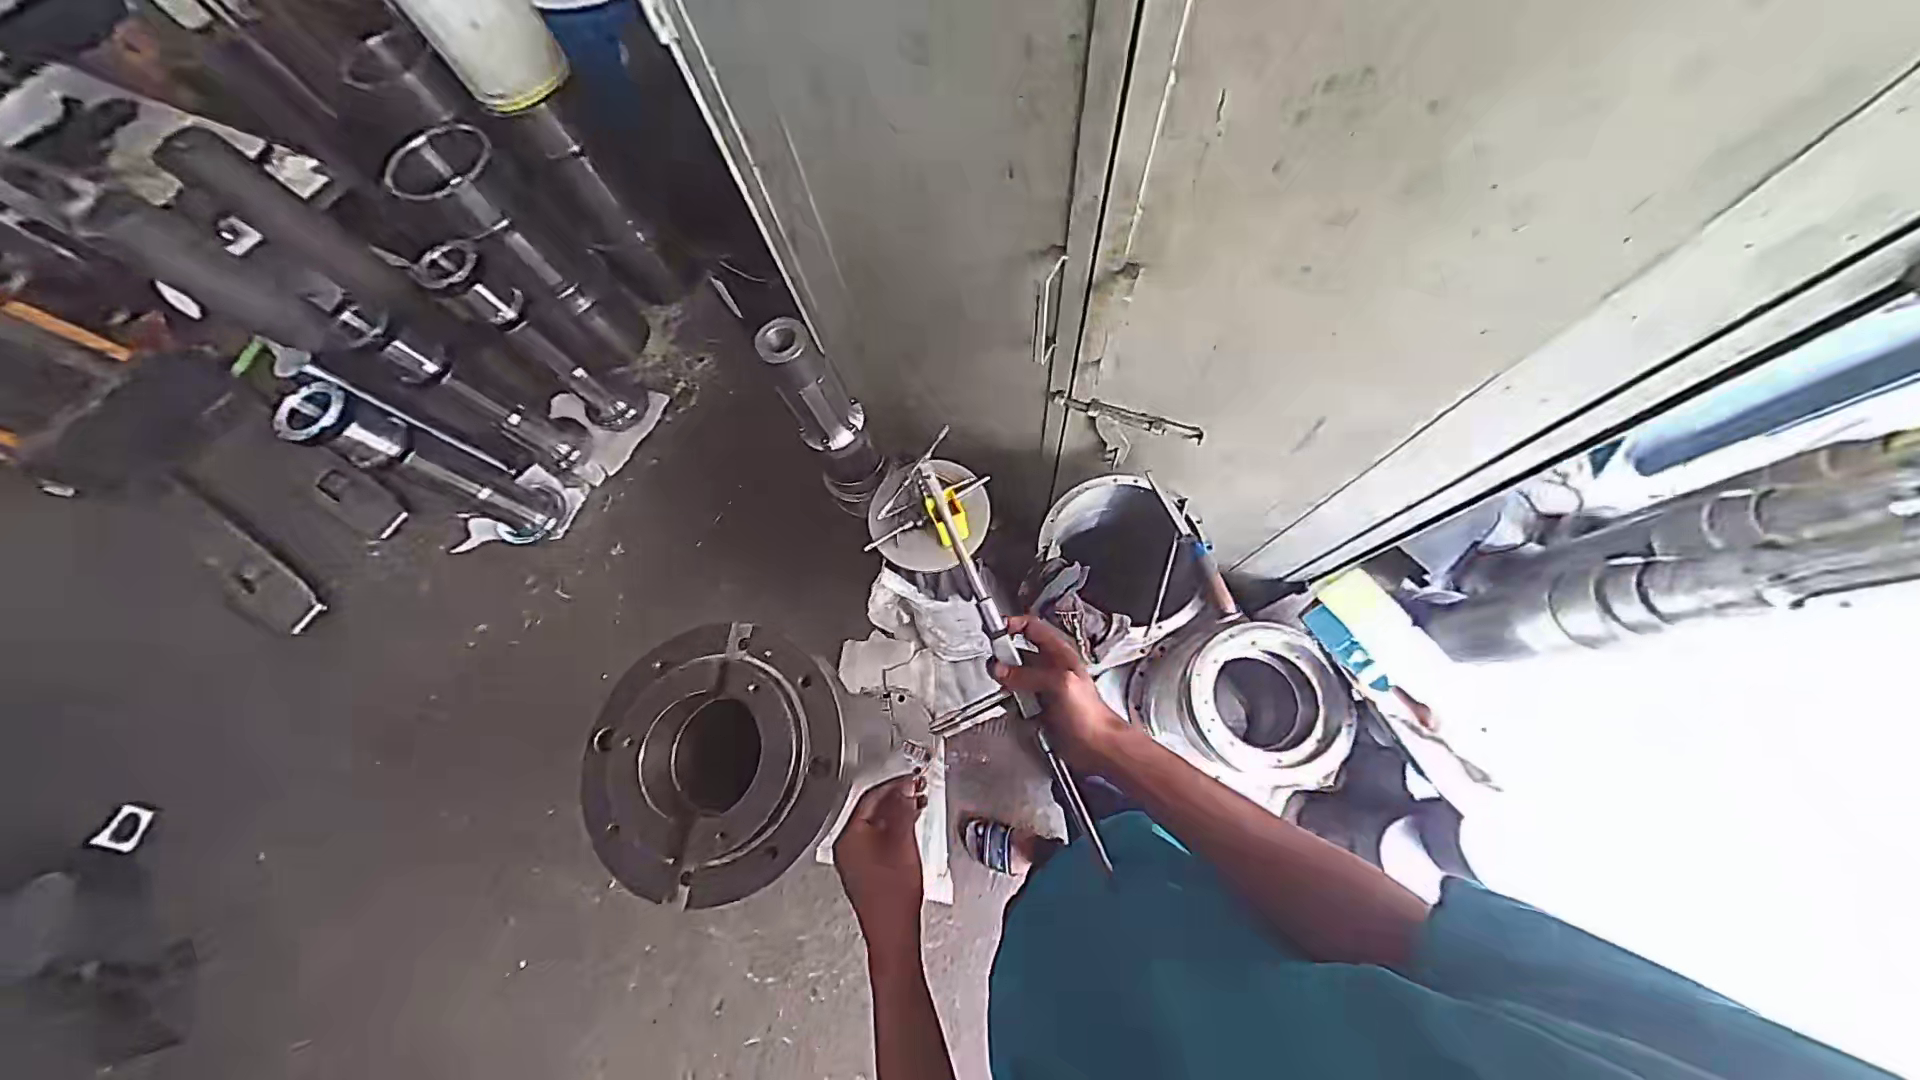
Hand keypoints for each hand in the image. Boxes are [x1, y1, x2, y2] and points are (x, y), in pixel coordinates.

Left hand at [835, 773, 926, 948]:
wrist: (894, 933)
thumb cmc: (894, 894)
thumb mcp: (903, 841)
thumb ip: (903, 809)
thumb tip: (905, 788)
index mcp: (849, 836)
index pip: (870, 797)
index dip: (894, 784)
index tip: (911, 778)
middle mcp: (847, 846)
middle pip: (871, 809)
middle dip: (895, 796)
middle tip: (916, 787)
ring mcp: (854, 860)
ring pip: (876, 823)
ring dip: (897, 811)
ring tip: (917, 803)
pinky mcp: (865, 869)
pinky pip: (878, 838)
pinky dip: (894, 827)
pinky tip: (910, 827)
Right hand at [990, 615, 1130, 770]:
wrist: (1097, 747)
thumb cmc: (1090, 715)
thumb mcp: (1059, 684)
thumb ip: (1029, 674)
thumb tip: (1002, 669)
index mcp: (1060, 654)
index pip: (1032, 628)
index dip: (1013, 624)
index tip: (996, 630)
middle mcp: (1051, 667)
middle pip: (1020, 651)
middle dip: (1004, 655)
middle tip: (994, 664)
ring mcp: (1044, 687)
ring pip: (1016, 675)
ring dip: (1006, 679)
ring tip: (1001, 685)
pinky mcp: (1039, 706)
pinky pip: (1017, 697)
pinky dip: (1010, 698)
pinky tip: (1009, 703)